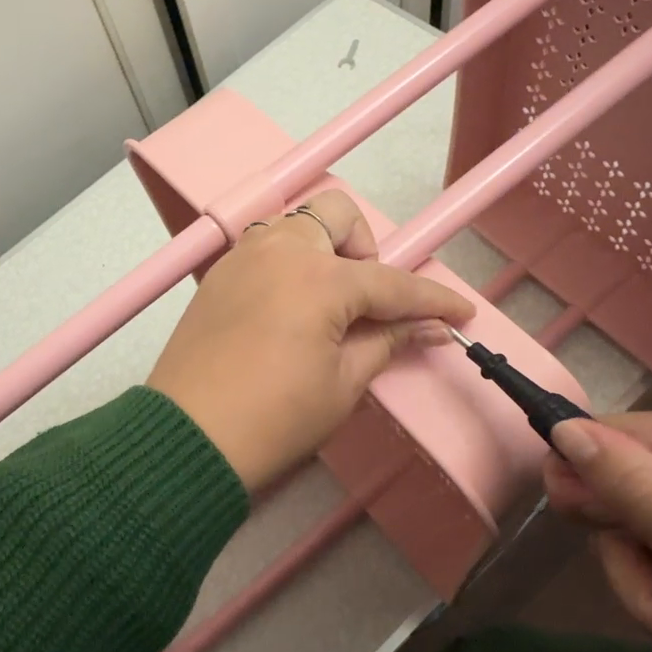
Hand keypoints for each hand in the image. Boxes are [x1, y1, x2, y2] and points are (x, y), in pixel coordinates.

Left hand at [147, 190, 473, 491]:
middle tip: (364, 301)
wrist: (190, 436)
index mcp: (318, 277)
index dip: (433, 300)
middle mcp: (279, 250)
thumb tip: (428, 327)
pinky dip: (288, 263)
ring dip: (323, 249)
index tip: (461, 312)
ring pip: (295, 225)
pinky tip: (289, 308)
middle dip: (364, 248)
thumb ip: (387, 342)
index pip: (392, 282)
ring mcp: (242, 257)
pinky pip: (263, 247)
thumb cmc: (274, 418)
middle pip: (337, 215)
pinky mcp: (217, 274)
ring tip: (326, 304)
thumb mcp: (342, 384)